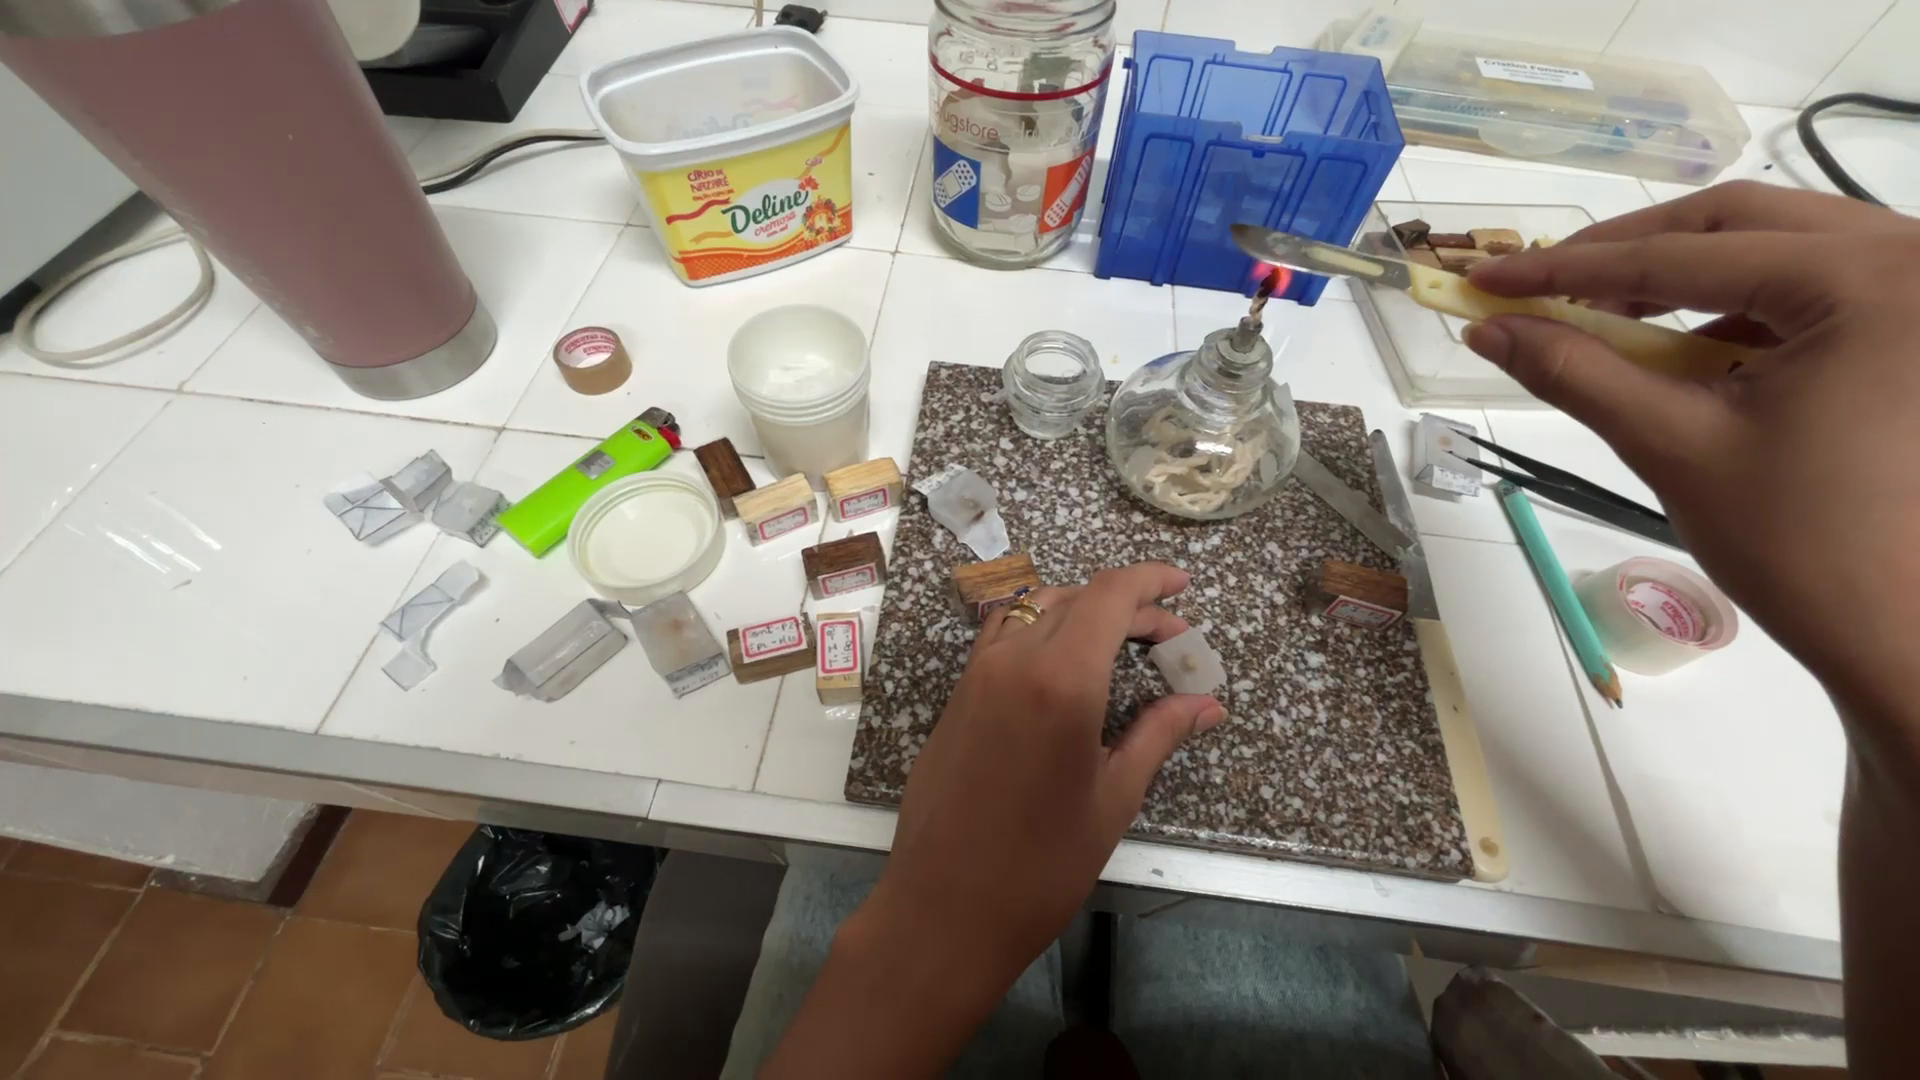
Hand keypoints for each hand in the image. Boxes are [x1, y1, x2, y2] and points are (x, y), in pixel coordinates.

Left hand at [760, 563, 1220, 1078]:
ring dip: (1080, 609)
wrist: (944, 905)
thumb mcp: (1113, 797)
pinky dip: (1039, 626)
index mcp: (1060, 678)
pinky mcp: (958, 692)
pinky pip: (1001, 633)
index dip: (1150, 580)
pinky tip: (1060, 660)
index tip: (1183, 585)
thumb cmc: (1041, 863)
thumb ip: (1160, 734)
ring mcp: (977, 672)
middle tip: (1167, 641)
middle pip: (1077, 599)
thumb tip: (1208, 703)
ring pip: (1035, 608)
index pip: (1109, 596)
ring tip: (1119, 641)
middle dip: (1128, 607)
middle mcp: (1013, 658)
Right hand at [1460, 182, 1919, 731]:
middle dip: (1624, 251)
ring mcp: (1919, 289)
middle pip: (1736, 219)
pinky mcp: (1908, 323)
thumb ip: (1571, 372)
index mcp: (1871, 282)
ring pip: (1769, 243)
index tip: (1489, 280)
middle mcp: (1916, 258)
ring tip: (1594, 314)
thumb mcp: (1666, 441)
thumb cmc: (1791, 536)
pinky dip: (1718, 301)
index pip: (1680, 256)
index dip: (1567, 270)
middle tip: (1540, 286)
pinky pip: (1798, 284)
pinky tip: (1668, 342)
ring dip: (1670, 272)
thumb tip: (1485, 331)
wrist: (1898, 615)